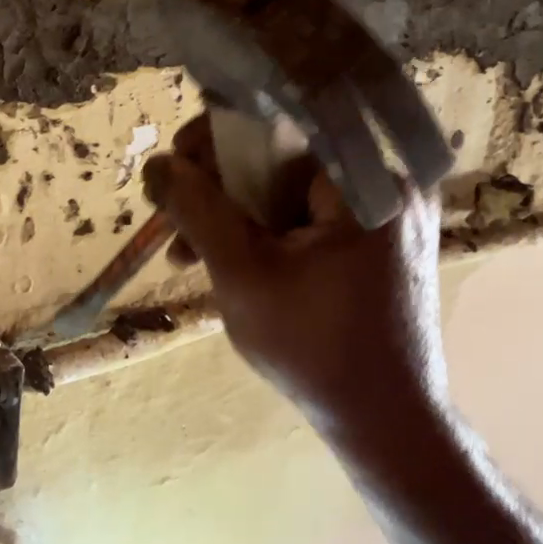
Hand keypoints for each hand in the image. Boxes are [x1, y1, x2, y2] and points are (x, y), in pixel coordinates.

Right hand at [144, 116, 445, 439]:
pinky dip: (261, 230)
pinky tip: (224, 261)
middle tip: (173, 217)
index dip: (214, 137)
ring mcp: (384, 212)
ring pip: (285, 187)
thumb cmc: (314, 346)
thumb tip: (156, 164)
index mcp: (366, 181)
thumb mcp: (240, 272)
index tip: (173, 166)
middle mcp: (386, 182)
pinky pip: (304, 213)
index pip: (277, 123)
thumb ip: (197, 209)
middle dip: (216, 185)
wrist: (383, 420)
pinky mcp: (374, 239)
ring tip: (185, 254)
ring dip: (230, 212)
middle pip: (280, 154)